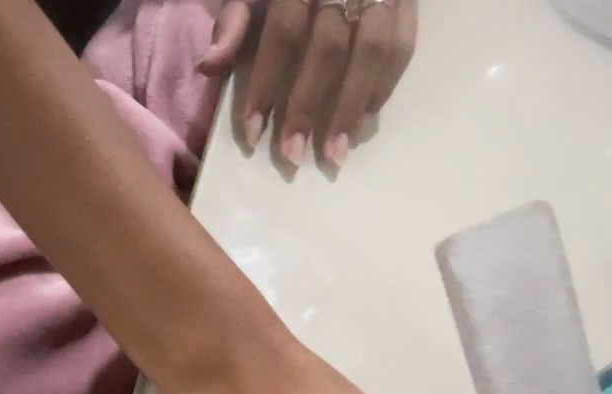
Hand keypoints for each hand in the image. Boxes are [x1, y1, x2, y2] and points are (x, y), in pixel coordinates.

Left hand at [198, 0, 418, 166]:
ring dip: (353, 107)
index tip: (253, 135)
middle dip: (309, 107)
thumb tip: (208, 66)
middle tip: (294, 157)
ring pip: (373, 49)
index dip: (267, 85)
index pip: (283, 33)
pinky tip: (365, 120)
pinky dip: (385, 84)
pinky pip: (403, 42)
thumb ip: (235, 19)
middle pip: (329, 48)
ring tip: (335, 154)